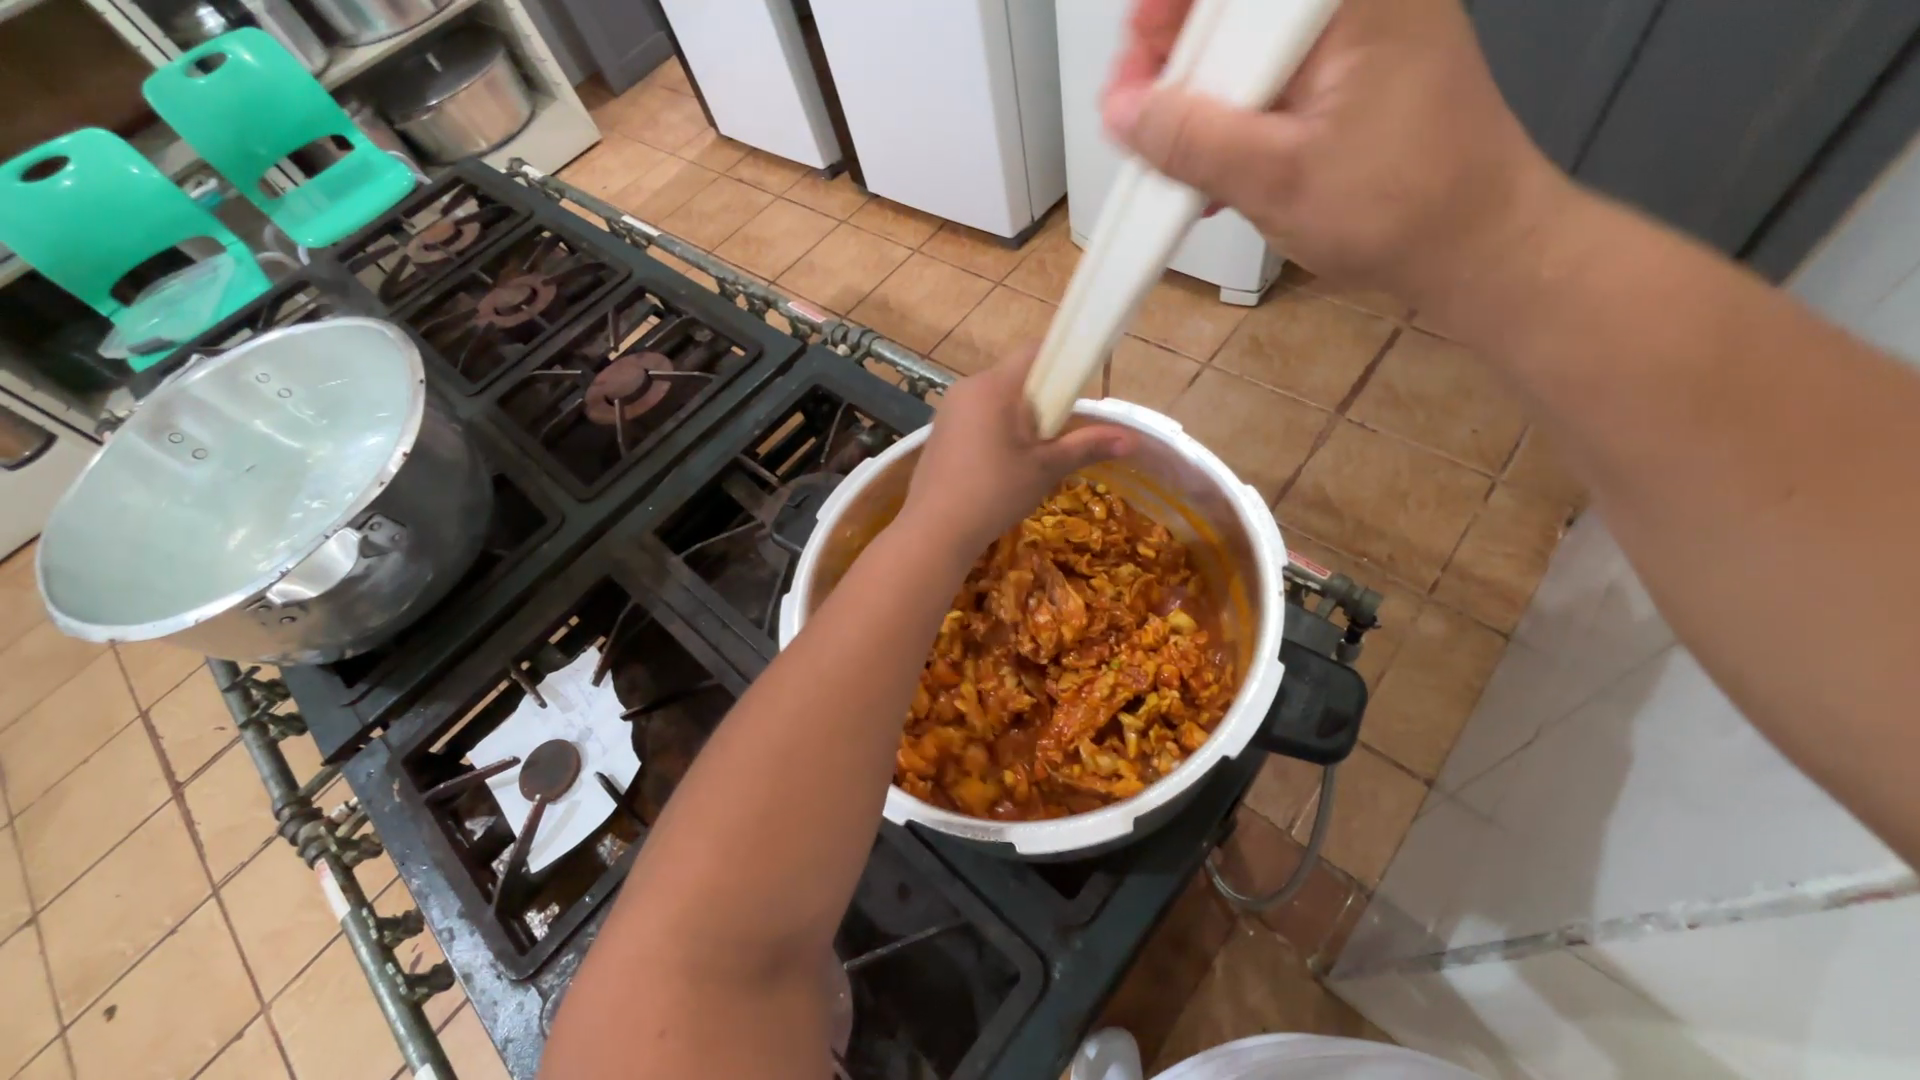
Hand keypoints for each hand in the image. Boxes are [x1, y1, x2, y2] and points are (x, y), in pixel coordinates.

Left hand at [897, 351, 1136, 561]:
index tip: (1082, 389)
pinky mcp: (941, 431)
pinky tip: (1005, 464)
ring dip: (1022, 417)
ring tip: (1036, 453)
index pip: (1036, 351)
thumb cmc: (994, 493)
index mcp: (994, 386)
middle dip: (1045, 398)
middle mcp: (968, 387)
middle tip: (1062, 433)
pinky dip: (999, 429)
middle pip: (1017, 376)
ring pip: (998, 398)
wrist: (934, 530)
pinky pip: (979, 416)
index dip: (1064, 363)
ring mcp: (950, 409)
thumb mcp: (1046, 468)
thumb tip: (1132, 439)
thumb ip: (1087, 445)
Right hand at [1104, 0, 1573, 313]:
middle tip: (1137, 121)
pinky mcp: (1346, 75)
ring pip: (1245, 47)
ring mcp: (1351, 37)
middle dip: (1175, 61)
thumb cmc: (1400, 211)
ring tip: (1168, 160)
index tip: (1134, 57)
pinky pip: (1269, 79)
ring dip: (1197, 101)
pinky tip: (1210, 168)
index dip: (1171, 6)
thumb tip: (1123, 113)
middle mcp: (1352, 1)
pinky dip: (1231, 119)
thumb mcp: (1279, 180)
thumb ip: (1194, 141)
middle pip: (1234, 8)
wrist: (1475, 247)